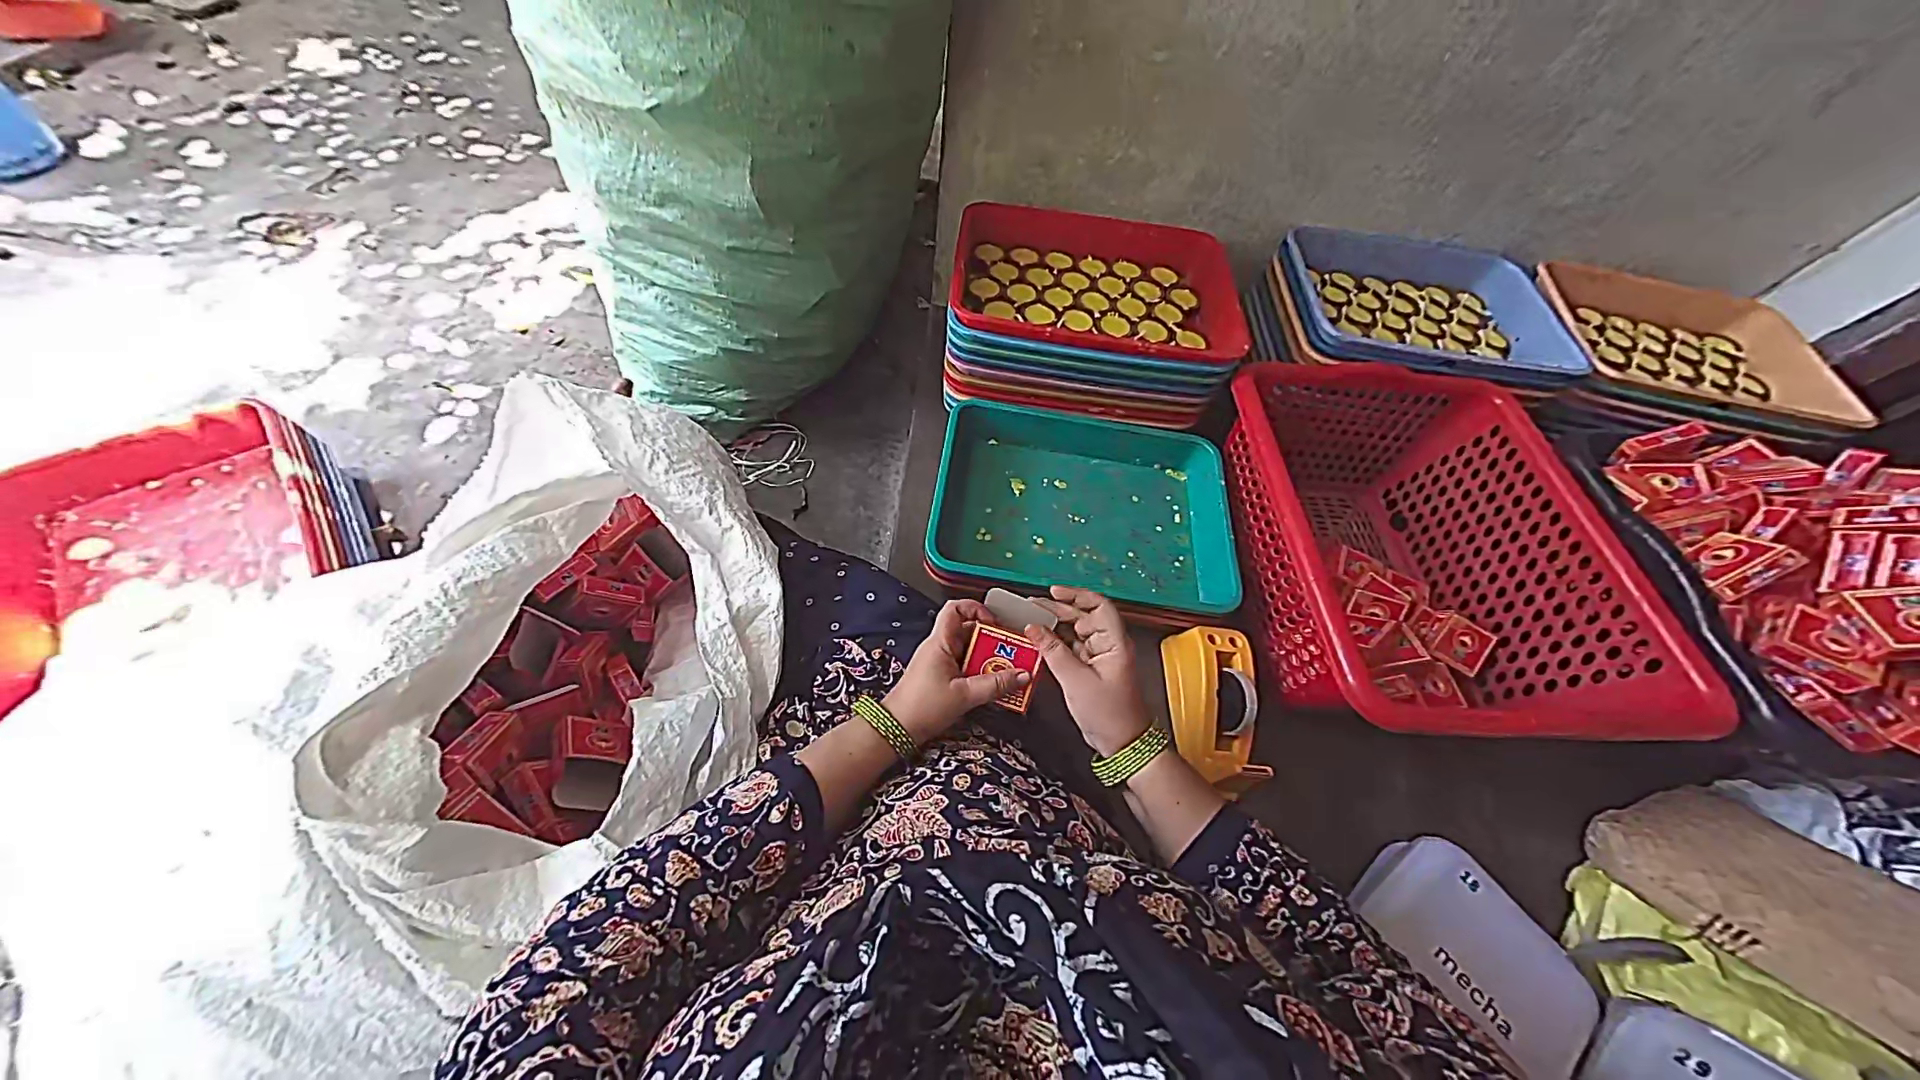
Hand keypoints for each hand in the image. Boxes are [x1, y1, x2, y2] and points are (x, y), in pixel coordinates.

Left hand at [882, 600, 1029, 743]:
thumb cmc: (920, 708)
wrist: (897, 729)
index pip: (955, 609)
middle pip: (969, 631)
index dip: (977, 609)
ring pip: (970, 650)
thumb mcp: (964, 696)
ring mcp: (940, 662)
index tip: (994, 624)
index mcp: (940, 643)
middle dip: (991, 641)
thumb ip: (995, 685)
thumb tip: (1021, 675)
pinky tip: (991, 685)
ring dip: (988, 659)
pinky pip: (965, 666)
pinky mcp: (942, 676)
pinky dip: (979, 672)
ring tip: (1004, 672)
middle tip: (1009, 653)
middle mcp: (940, 648)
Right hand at [1026, 586, 1152, 756]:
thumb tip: (1034, 629)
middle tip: (1033, 608)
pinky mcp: (1092, 668)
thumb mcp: (1075, 681)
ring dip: (1055, 625)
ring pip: (1076, 631)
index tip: (1053, 593)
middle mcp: (1110, 645)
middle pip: (1084, 616)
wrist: (1124, 744)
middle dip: (1059, 609)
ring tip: (1033, 622)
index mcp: (1115, 643)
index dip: (1076, 595)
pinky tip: (1041, 642)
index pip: (1099, 605)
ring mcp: (1101, 656)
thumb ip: (1052, 652)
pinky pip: (1073, 647)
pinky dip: (1057, 642)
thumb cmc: (1111, 716)